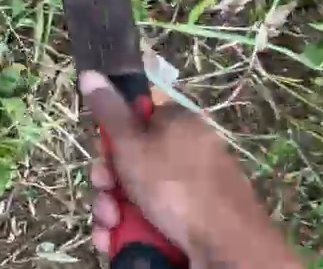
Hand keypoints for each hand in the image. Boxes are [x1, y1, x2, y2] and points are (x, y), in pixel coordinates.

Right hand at [79, 72, 299, 268]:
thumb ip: (108, 109)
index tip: (103, 149)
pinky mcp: (196, 224)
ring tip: (109, 223)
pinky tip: (114, 238)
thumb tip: (91, 73)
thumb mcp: (132, 142)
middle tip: (103, 189)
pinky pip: (153, 217)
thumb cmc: (177, 186)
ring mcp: (194, 191)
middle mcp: (190, 154)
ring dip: (112, 206)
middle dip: (108, 178)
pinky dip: (130, 227)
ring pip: (138, 191)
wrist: (232, 255)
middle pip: (132, 158)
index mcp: (181, 125)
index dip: (113, 133)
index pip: (137, 115)